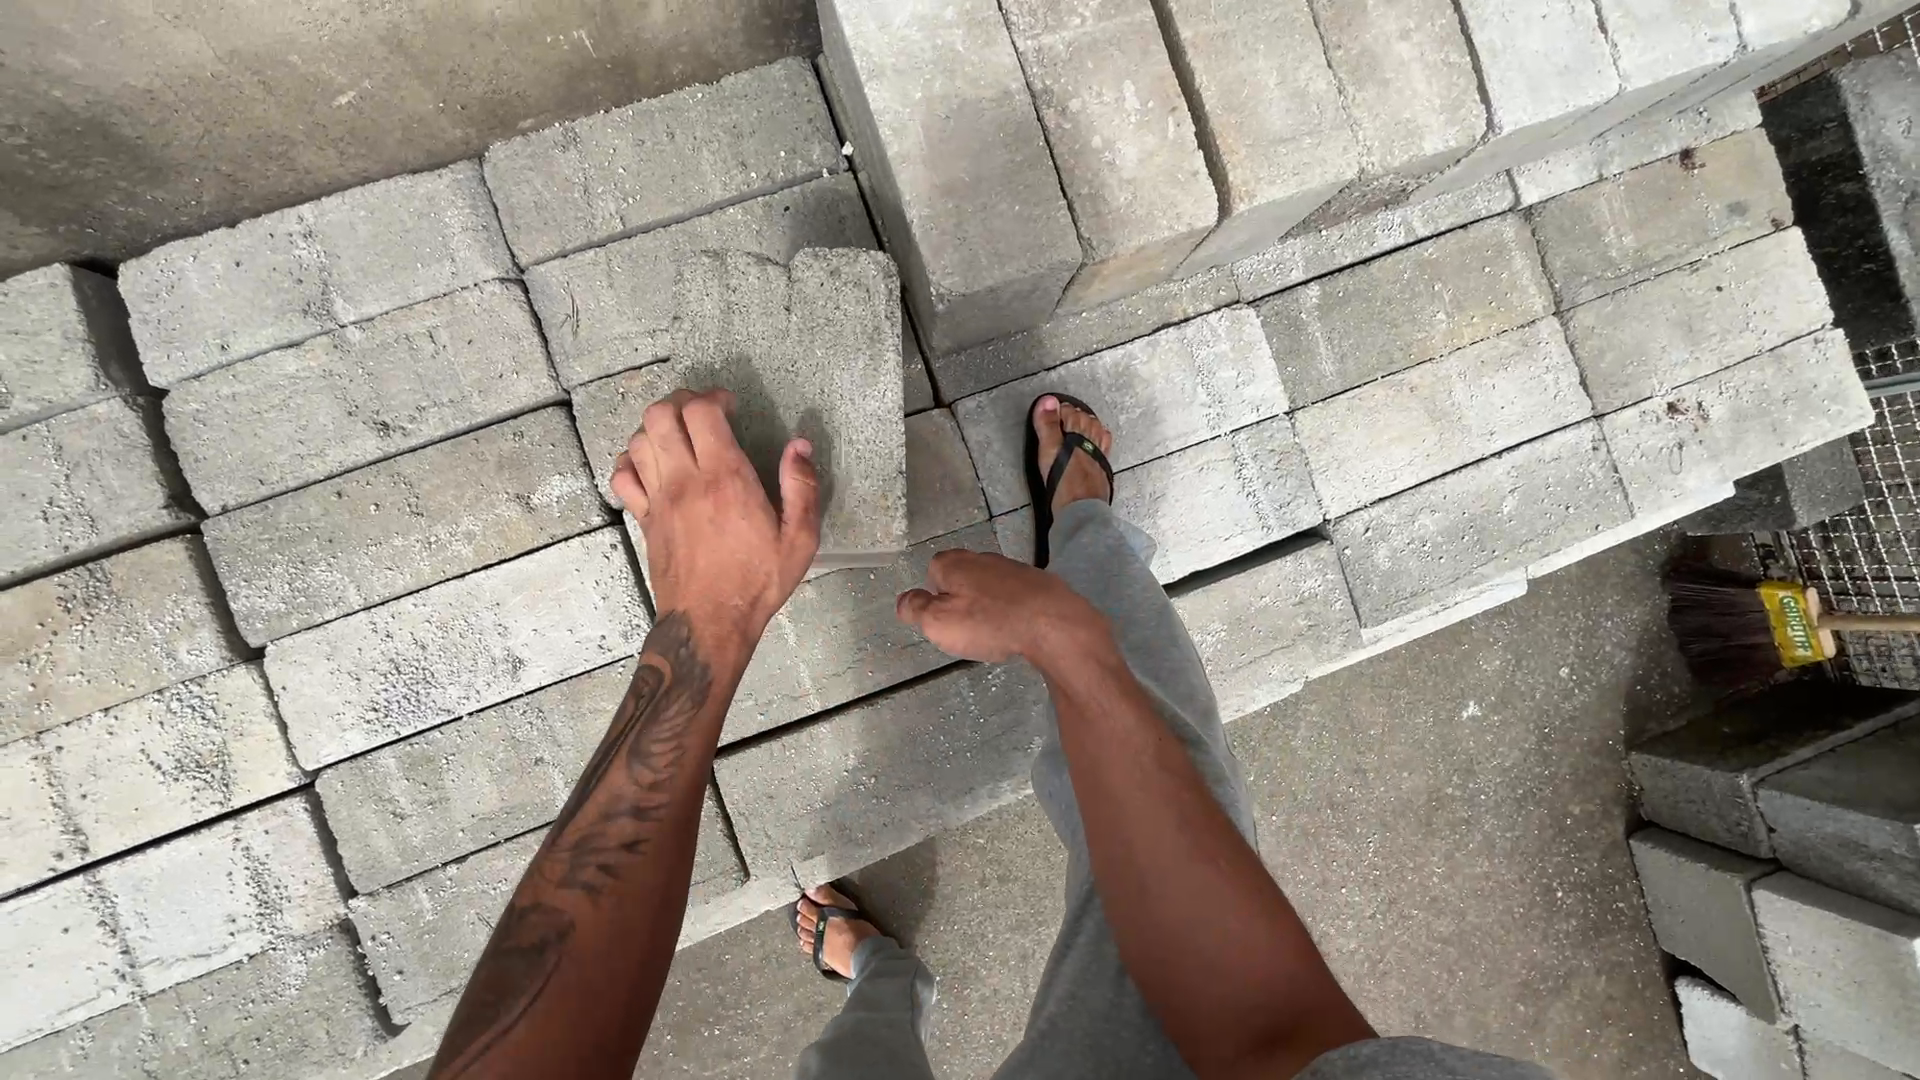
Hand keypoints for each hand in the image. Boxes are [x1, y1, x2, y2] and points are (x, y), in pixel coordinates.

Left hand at [610, 389, 819, 651]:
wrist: (708, 623)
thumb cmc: (758, 582)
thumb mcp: (800, 539)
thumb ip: (802, 488)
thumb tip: (800, 446)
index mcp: (726, 479)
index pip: (700, 412)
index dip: (713, 396)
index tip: (731, 406)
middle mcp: (685, 480)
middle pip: (660, 415)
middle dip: (681, 401)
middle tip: (704, 412)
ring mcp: (658, 499)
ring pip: (638, 439)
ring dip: (658, 427)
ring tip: (682, 435)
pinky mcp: (643, 518)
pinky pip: (622, 474)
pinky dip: (632, 459)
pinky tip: (654, 465)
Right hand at [895, 549, 1107, 664]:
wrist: (1053, 622)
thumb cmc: (989, 622)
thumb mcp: (939, 622)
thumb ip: (916, 609)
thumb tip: (903, 600)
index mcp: (954, 563)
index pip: (932, 570)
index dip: (934, 596)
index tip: (942, 618)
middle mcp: (983, 558)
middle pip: (963, 577)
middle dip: (961, 600)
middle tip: (966, 628)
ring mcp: (1013, 568)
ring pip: (990, 586)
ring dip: (988, 606)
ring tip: (993, 632)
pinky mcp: (1038, 583)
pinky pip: (1015, 596)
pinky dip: (1012, 610)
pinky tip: (1017, 629)